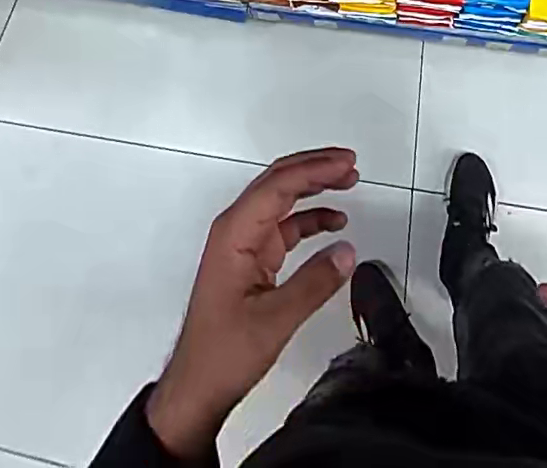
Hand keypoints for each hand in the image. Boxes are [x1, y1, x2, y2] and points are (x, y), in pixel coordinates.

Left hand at [146, 148, 359, 459]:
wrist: (197, 384)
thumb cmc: (223, 352)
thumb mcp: (274, 321)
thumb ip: (313, 284)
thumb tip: (347, 252)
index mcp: (235, 233)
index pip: (277, 186)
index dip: (313, 169)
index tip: (344, 162)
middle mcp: (237, 228)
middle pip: (277, 182)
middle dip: (314, 167)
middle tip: (350, 162)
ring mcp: (244, 241)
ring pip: (281, 199)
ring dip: (314, 187)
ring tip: (348, 181)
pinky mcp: (252, 257)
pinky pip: (284, 225)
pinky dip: (310, 218)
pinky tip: (333, 221)